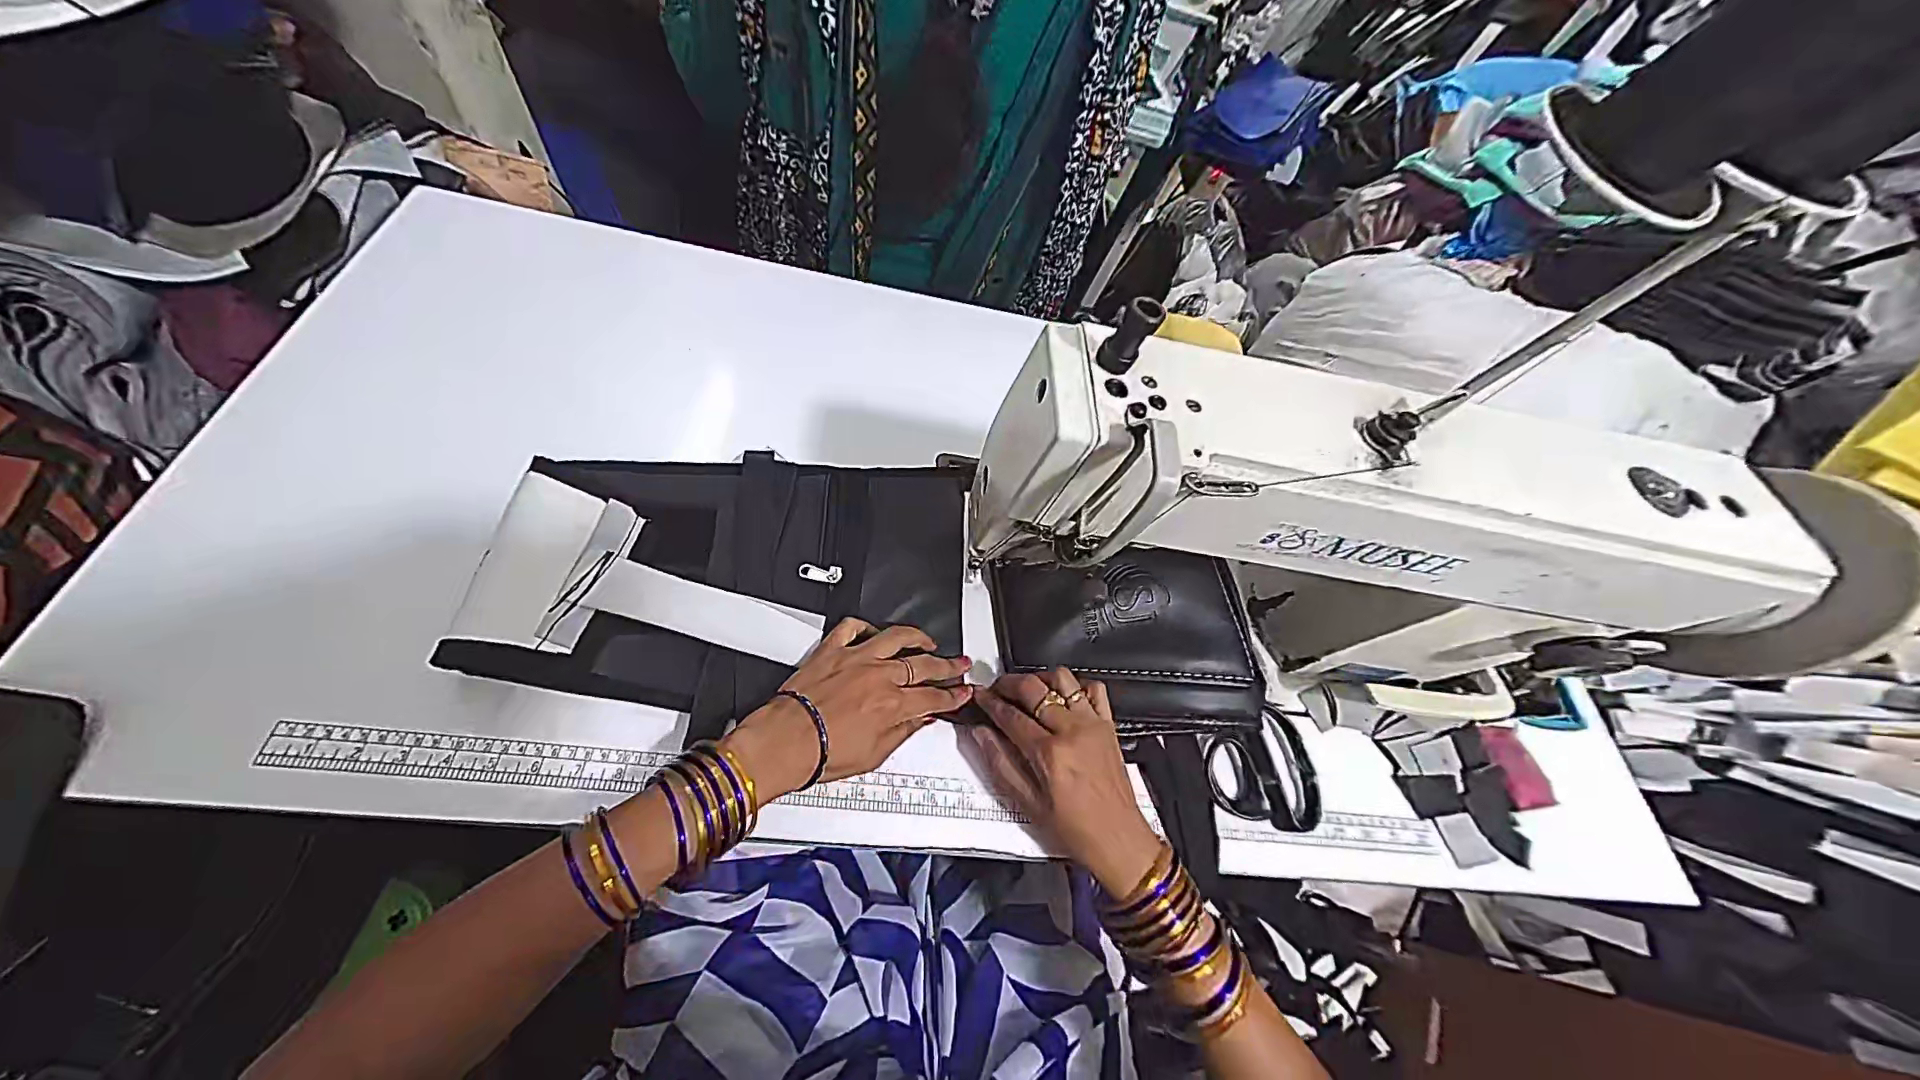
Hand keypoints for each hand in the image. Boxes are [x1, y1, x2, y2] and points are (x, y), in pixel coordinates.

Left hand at [722, 618, 971, 800]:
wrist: (783, 743)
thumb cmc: (819, 753)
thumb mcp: (873, 756)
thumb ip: (902, 733)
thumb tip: (919, 721)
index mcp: (892, 705)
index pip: (934, 697)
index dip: (953, 695)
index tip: (962, 692)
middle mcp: (878, 677)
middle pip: (924, 664)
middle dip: (948, 665)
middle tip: (959, 664)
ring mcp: (855, 659)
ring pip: (897, 637)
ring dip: (917, 637)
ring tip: (927, 640)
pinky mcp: (832, 651)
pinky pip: (852, 627)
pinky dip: (866, 626)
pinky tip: (874, 630)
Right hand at [967, 669, 1162, 895]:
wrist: (1118, 839)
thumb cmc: (1078, 829)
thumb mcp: (1028, 804)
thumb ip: (1000, 764)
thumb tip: (981, 736)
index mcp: (1050, 754)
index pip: (1010, 715)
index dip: (990, 702)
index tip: (981, 697)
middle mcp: (1073, 732)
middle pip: (1033, 688)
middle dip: (1008, 683)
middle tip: (997, 689)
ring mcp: (1093, 725)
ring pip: (1062, 678)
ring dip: (1039, 679)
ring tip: (1028, 689)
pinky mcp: (1108, 726)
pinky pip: (1093, 689)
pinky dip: (1076, 686)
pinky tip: (1063, 695)